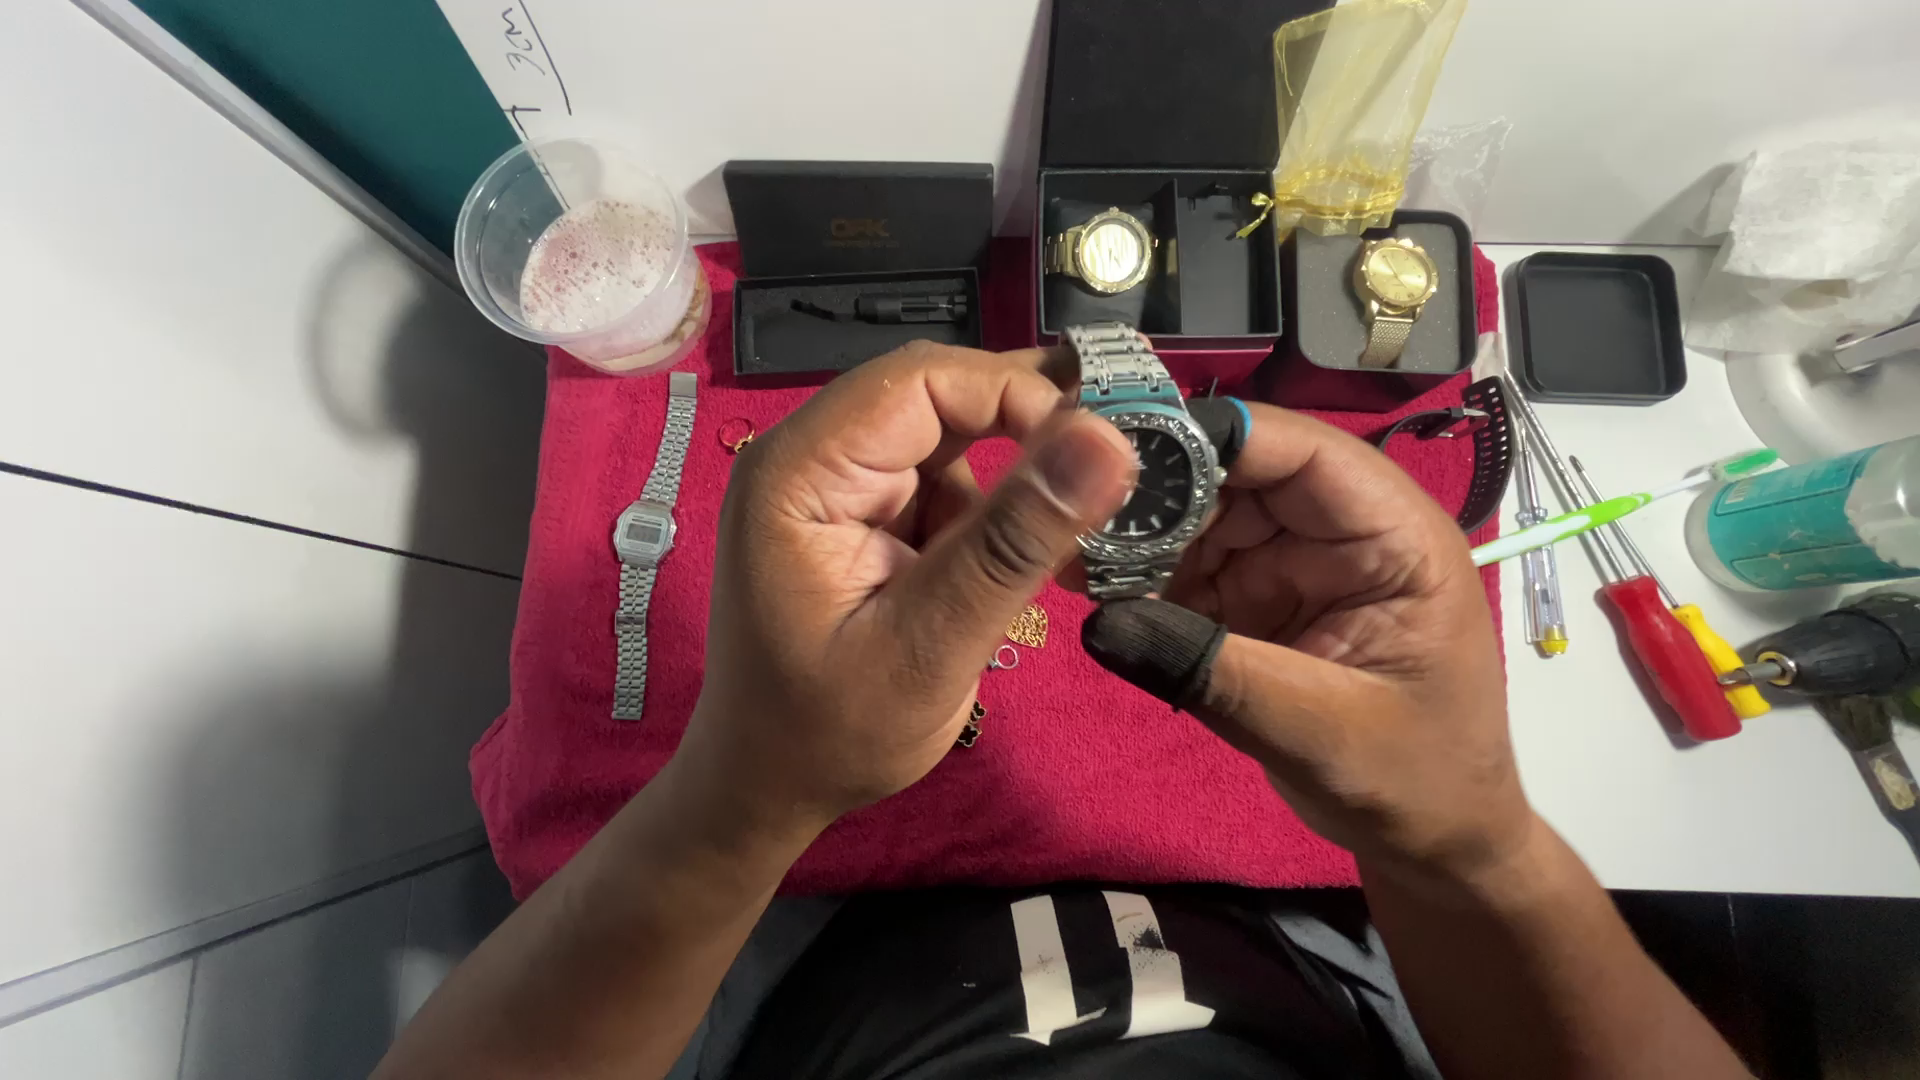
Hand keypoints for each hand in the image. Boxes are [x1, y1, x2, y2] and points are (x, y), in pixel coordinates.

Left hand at [680, 342, 1136, 838]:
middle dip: (1020, 437)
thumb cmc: (830, 734)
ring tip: (1028, 565)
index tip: (1095, 453)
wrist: (769, 784)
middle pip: (934, 400)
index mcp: (800, 473)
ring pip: (947, 442)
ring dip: (1006, 492)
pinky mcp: (858, 516)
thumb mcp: (931, 646)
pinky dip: (985, 520)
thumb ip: (1013, 543)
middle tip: (1097, 483)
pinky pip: (939, 486)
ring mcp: (832, 486)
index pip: (919, 381)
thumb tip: (1105, 440)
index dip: (1015, 396)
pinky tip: (990, 579)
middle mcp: (809, 459)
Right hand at [1082, 403, 1534, 887]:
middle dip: (1157, 490)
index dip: (1214, 441)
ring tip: (1073, 554)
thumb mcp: (1318, 730)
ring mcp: (1289, 561)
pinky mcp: (1253, 595)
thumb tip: (1101, 623)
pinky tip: (1094, 584)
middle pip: (1238, 475)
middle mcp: (1337, 530)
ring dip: (1139, 533)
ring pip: (1202, 515)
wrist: (1423, 834)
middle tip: (1075, 515)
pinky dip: (1141, 574)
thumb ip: (1211, 672)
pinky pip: (1187, 565)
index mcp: (1393, 537)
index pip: (1304, 454)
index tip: (1118, 454)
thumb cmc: (1411, 779)